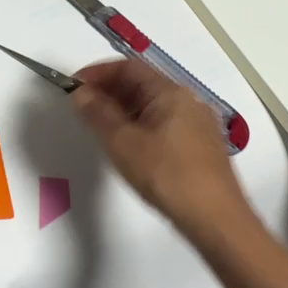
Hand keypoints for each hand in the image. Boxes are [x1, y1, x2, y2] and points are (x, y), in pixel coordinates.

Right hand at [71, 58, 253, 236]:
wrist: (215, 219)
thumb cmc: (166, 174)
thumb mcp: (122, 142)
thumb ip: (98, 113)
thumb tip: (80, 93)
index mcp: (171, 93)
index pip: (128, 68)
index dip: (97, 72)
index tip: (71, 85)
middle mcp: (188, 102)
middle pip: (141, 84)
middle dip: (107, 90)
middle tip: (79, 106)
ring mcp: (197, 125)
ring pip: (151, 105)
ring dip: (120, 109)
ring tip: (96, 125)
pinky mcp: (199, 146)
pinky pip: (161, 123)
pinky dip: (137, 124)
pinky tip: (124, 143)